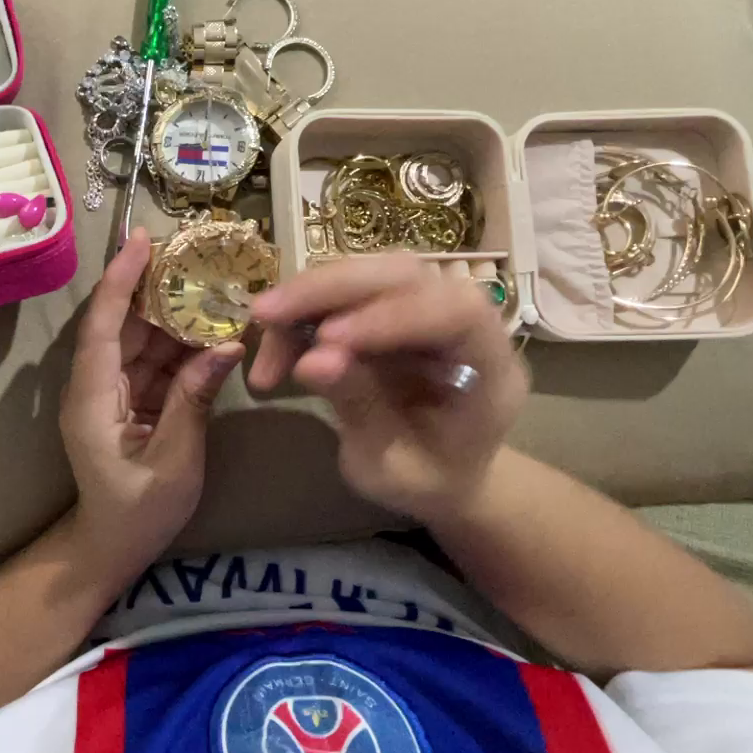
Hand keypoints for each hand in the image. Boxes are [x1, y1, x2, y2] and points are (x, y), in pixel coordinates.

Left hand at [59, 228, 245, 567]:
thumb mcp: (175, 461)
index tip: (141, 240)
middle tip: (194, 253)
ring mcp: (108, 392)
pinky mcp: (125, 400)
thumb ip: (195, 400)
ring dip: (172, 316)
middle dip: (155, 288)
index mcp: (91, 399)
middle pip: (122, 325)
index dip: (120, 280)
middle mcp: (93, 386)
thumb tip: (227, 346)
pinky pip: (151, 362)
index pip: (103, 326)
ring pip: (139, 340)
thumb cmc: (138, 512)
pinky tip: (209, 329)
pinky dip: (178, 347)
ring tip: (211, 284)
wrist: (112, 545)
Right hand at [249, 254, 526, 523]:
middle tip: (266, 314)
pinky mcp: (387, 308)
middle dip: (328, 289)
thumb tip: (312, 359)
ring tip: (263, 328)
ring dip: (307, 295)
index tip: (327, 339)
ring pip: (366, 272)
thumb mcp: (392, 466)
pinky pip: (341, 291)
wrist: (440, 475)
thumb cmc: (426, 480)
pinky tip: (275, 346)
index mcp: (489, 367)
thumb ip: (361, 409)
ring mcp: (422, 308)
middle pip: (401, 274)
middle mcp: (461, 323)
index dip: (391, 315)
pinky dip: (301, 311)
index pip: (455, 313)